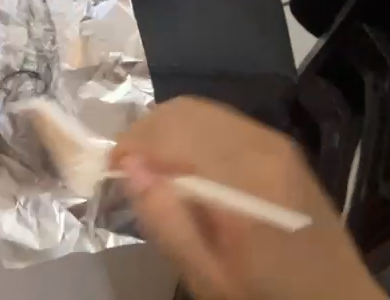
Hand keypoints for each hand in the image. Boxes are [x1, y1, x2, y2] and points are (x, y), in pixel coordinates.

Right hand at [112, 97, 384, 299]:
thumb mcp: (209, 280)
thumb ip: (167, 222)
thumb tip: (128, 166)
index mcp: (246, 181)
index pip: (170, 133)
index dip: (132, 144)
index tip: (109, 169)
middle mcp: (261, 146)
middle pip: (182, 112)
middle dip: (146, 132)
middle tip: (128, 169)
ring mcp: (274, 141)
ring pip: (198, 109)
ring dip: (167, 129)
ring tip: (154, 167)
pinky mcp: (279, 145)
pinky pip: (220, 118)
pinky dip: (192, 131)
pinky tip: (188, 165)